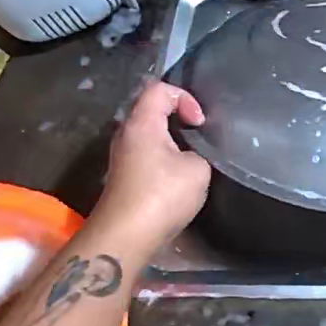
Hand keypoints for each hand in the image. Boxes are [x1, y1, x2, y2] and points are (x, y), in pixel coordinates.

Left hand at [92, 81, 211, 246]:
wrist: (126, 236)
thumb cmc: (162, 195)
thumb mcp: (198, 168)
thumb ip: (201, 151)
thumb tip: (194, 153)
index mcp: (142, 124)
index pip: (159, 89)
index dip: (185, 97)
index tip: (201, 122)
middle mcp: (127, 134)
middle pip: (151, 108)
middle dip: (180, 115)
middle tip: (202, 132)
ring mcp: (122, 156)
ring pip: (150, 132)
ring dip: (173, 137)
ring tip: (196, 152)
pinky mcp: (126, 175)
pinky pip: (147, 151)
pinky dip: (166, 154)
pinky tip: (181, 172)